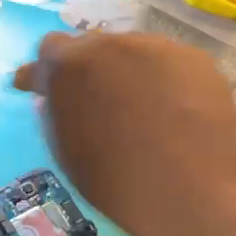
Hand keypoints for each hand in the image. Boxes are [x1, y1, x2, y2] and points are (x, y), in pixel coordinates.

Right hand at [13, 31, 235, 235]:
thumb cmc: (114, 179)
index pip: (48, 52)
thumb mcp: (65, 147)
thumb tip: (56, 97)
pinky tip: (171, 110)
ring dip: (126, 72)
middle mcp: (108, 46)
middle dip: (87, 69)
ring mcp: (154, 47)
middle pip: (90, 46)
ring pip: (130, 52)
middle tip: (97, 101)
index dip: (46, 72)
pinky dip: (162, 81)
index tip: (43, 89)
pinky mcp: (192, 57)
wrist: (191, 190)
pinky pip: (165, 64)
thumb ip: (56, 111)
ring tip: (140, 107)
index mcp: (67, 67)